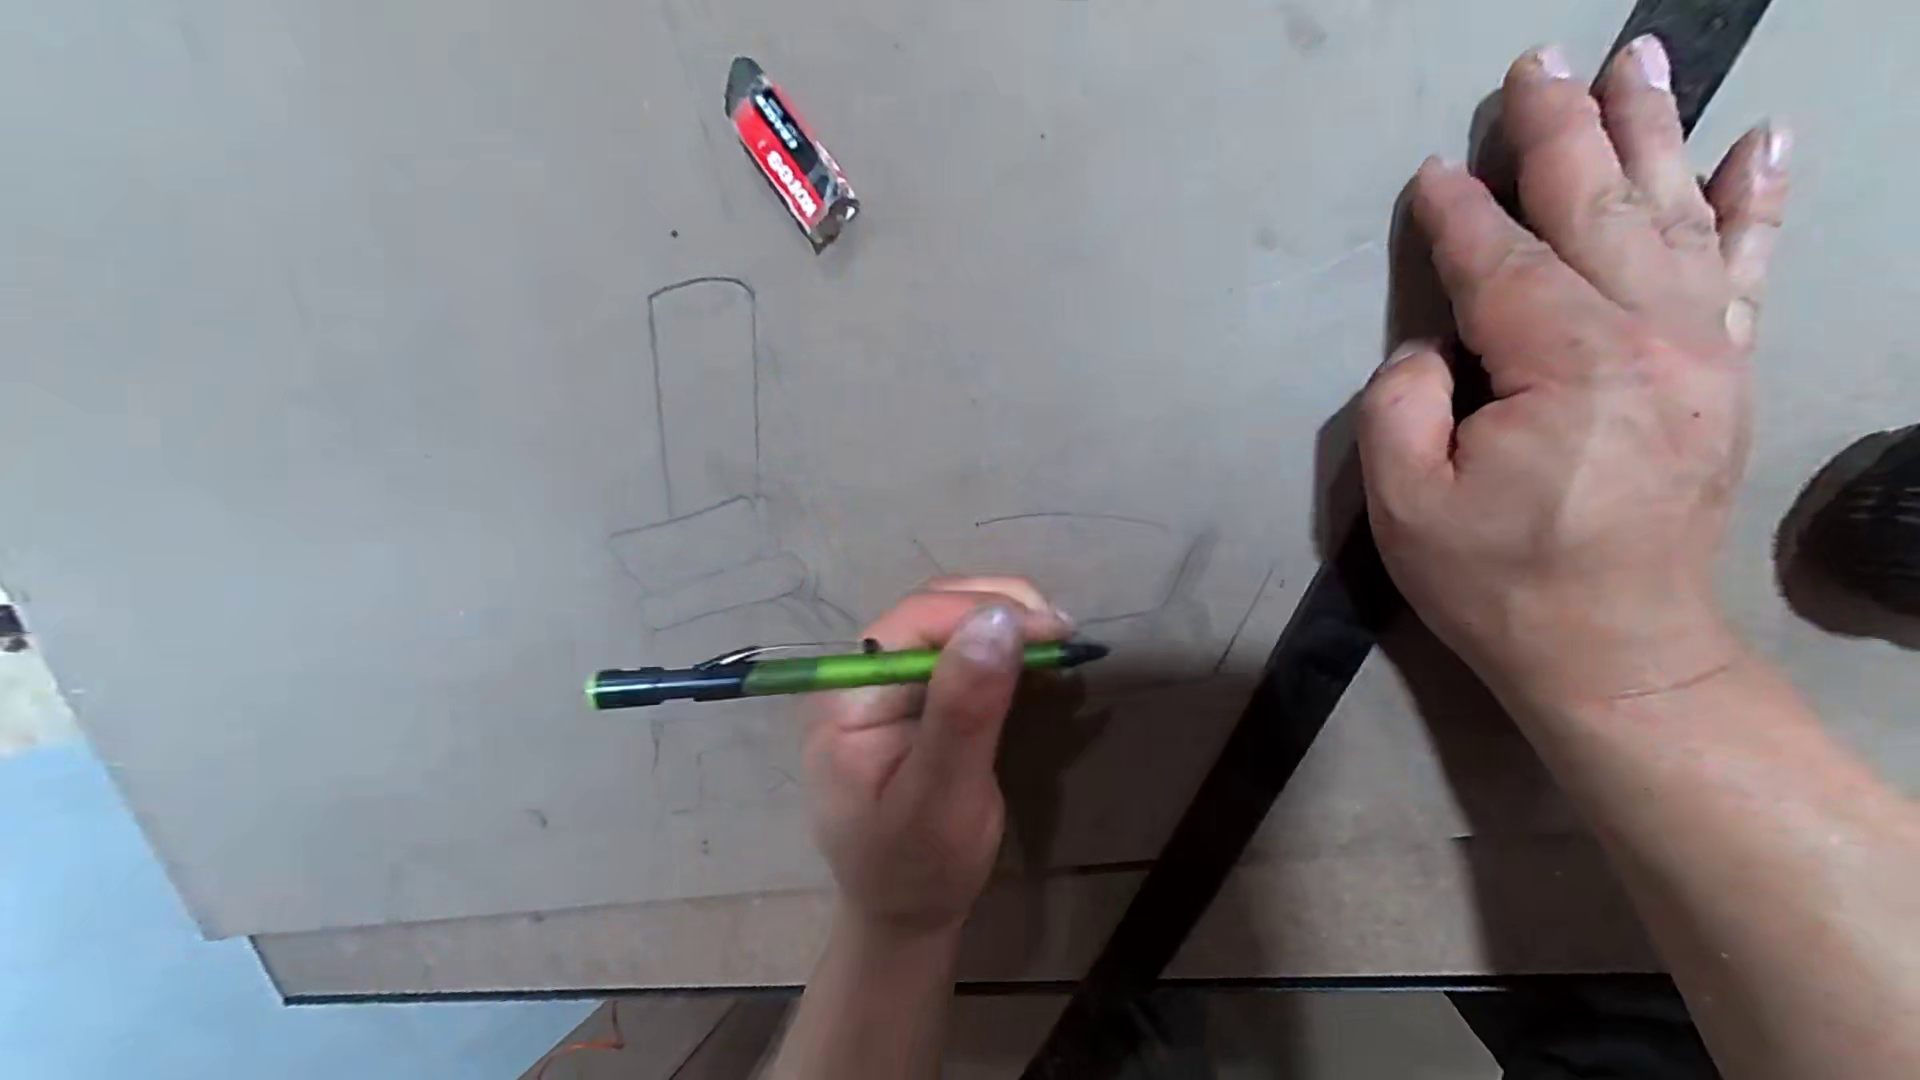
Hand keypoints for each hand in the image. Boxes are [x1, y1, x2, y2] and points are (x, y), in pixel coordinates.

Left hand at [799, 577, 1071, 936]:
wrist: (904, 913)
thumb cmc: (917, 869)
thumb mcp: (942, 800)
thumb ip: (963, 712)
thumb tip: (999, 622)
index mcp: (847, 693)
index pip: (916, 620)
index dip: (986, 612)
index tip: (1054, 631)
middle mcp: (860, 673)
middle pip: (931, 608)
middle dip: (1000, 609)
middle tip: (1061, 635)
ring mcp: (886, 680)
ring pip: (948, 619)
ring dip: (1004, 620)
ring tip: (1054, 642)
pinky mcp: (913, 692)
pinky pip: (957, 648)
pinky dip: (1000, 643)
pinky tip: (1032, 656)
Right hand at [1359, 39, 1790, 707]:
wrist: (1610, 650)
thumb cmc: (1491, 580)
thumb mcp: (1405, 500)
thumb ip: (1401, 405)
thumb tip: (1433, 350)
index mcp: (1570, 373)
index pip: (1504, 270)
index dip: (1461, 219)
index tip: (1432, 173)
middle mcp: (1658, 344)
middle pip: (1603, 215)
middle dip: (1566, 134)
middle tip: (1542, 63)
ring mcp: (1706, 357)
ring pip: (1681, 220)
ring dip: (1658, 135)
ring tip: (1646, 61)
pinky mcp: (1723, 380)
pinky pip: (1747, 272)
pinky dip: (1756, 202)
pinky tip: (1762, 146)